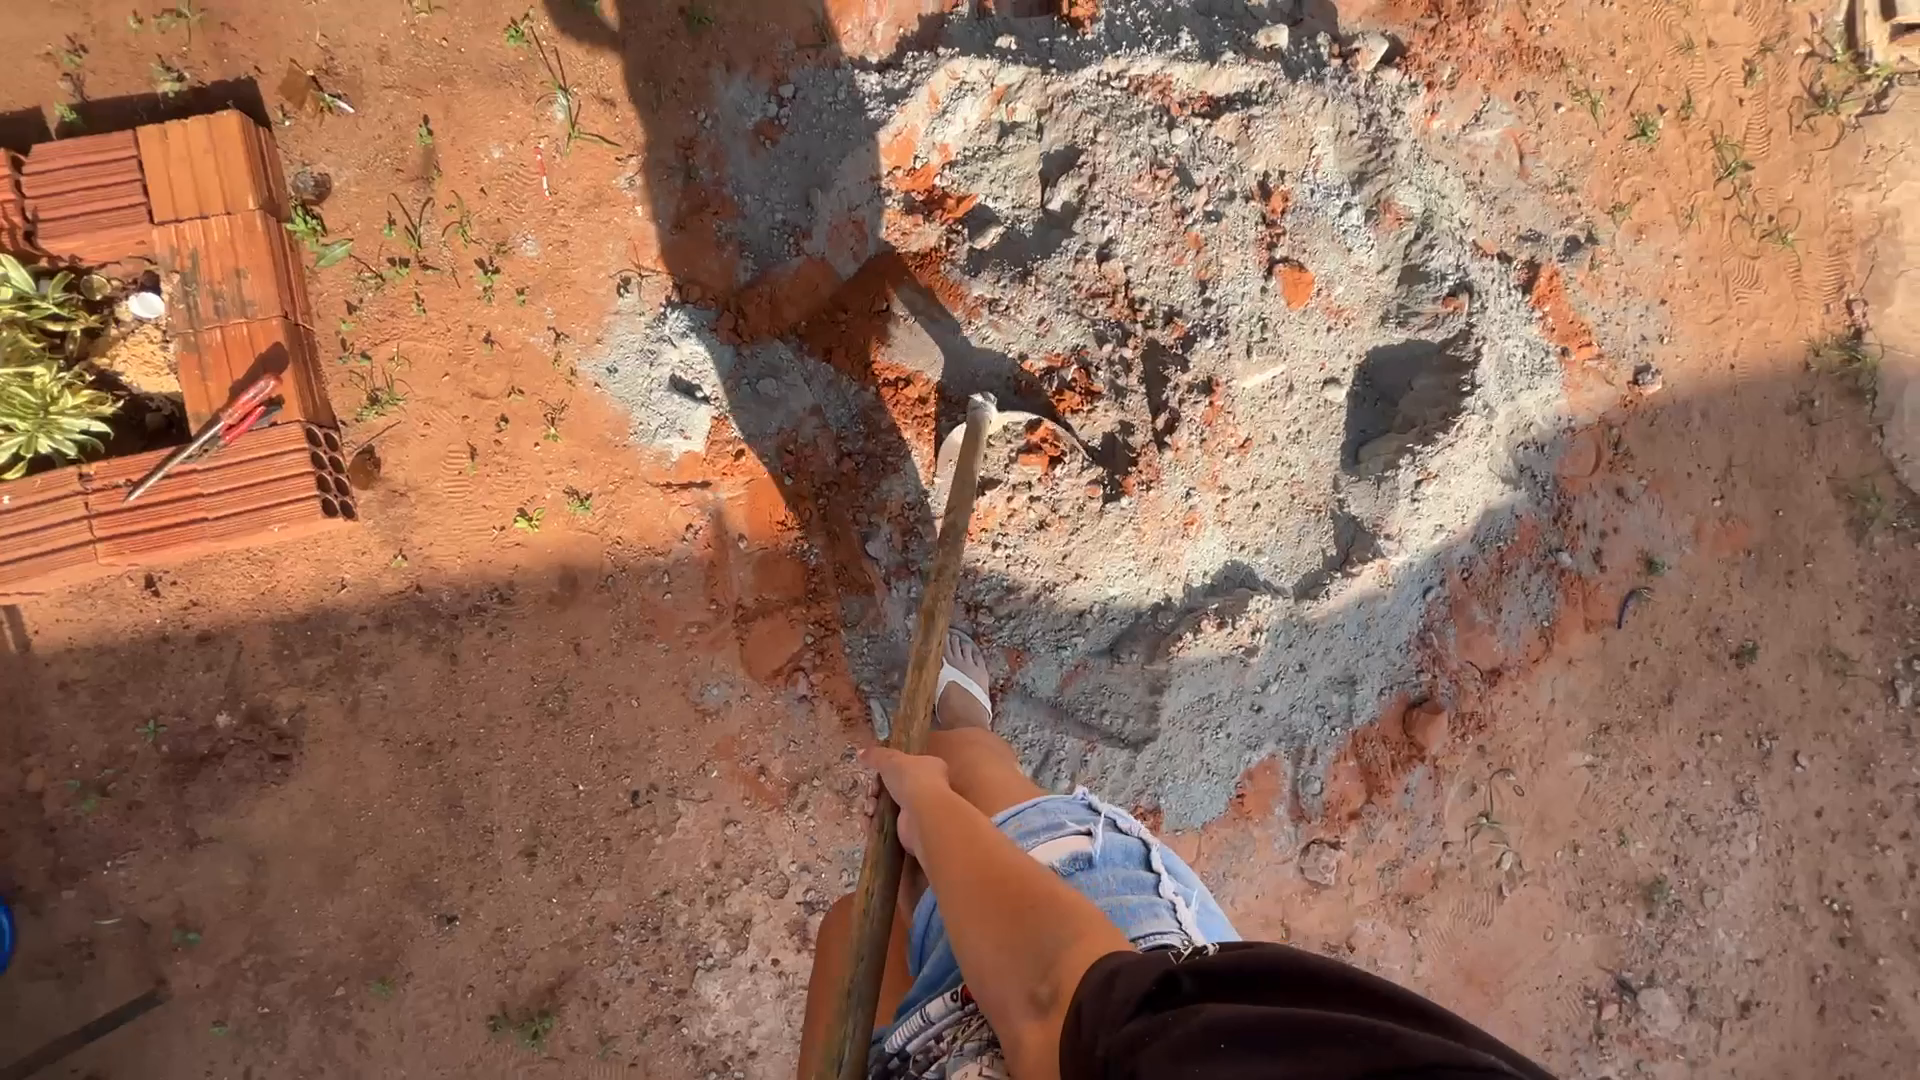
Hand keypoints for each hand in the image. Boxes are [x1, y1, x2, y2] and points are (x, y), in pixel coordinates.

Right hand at [859, 747, 952, 857]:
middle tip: (872, 792)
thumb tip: (860, 752)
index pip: (906, 764)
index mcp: (929, 766)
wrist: (923, 815)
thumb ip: (875, 755)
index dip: (888, 768)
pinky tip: (868, 820)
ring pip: (887, 805)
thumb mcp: (890, 760)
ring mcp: (918, 809)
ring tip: (870, 809)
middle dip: (876, 790)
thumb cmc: (912, 780)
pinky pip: (886, 823)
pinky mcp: (908, 828)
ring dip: (873, 806)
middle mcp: (927, 788)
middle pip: (893, 786)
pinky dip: (874, 822)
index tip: (875, 771)